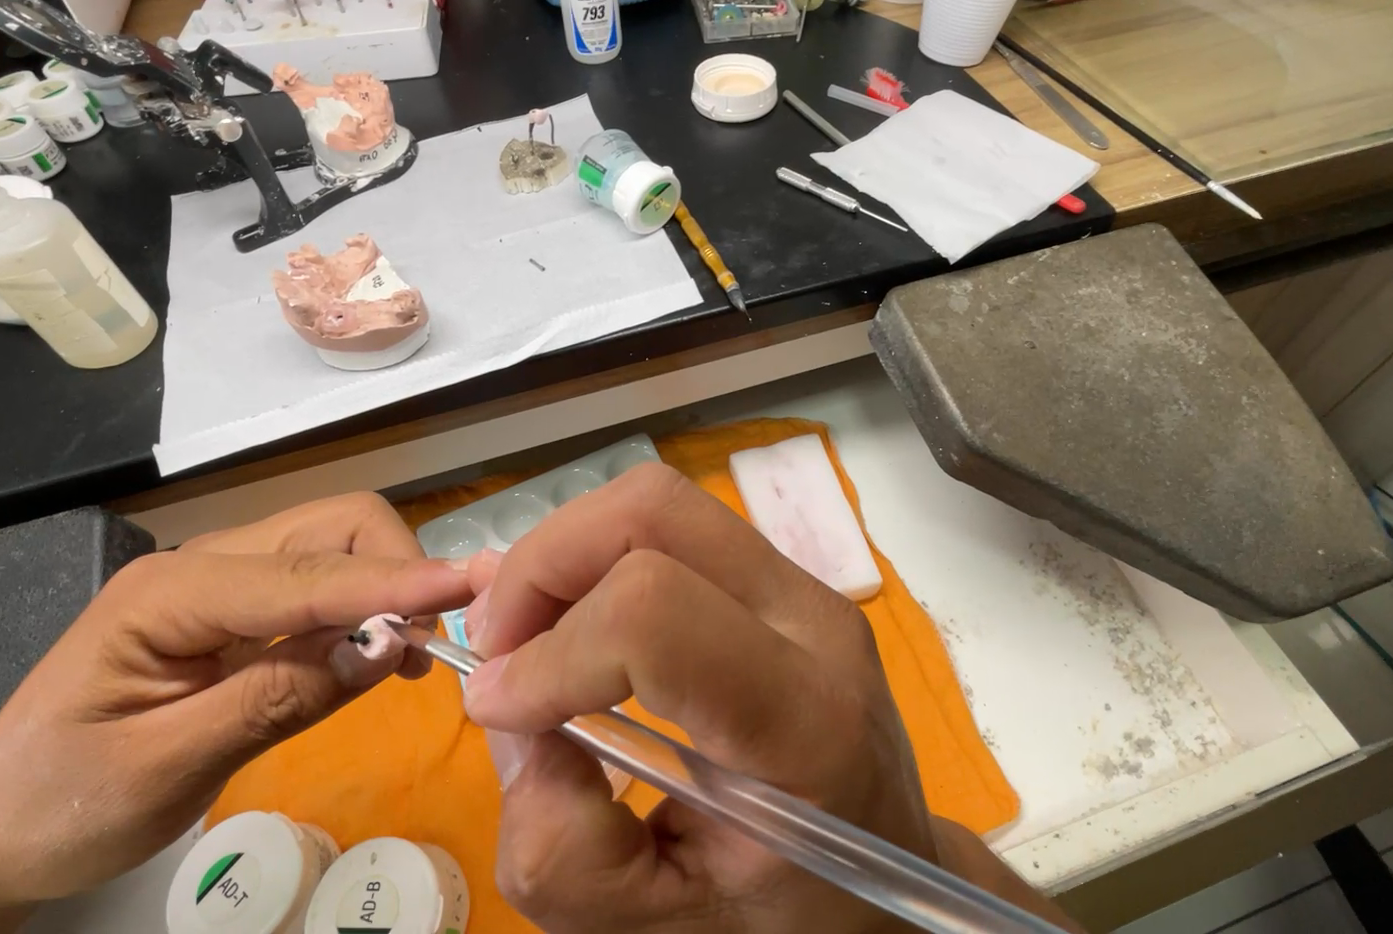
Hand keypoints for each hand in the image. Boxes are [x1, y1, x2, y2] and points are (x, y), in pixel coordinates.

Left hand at [0, 495, 464, 924]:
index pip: (309, 575)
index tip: (468, 589)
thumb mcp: (164, 768)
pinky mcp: (243, 609)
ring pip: (339, 545)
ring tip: (412, 657)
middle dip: (397, 568)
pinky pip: (326, 585)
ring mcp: (227, 581)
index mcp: (172, 594)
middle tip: (426, 647)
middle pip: (335, 526)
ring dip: (390, 586)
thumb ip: (277, 698)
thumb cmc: (58, 807)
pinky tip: (382, 654)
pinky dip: (370, 607)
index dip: (393, 582)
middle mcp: (207, 564)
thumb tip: (386, 646)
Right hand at [460, 464, 1071, 933]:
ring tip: (532, 634)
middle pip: (652, 510)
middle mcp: (812, 620)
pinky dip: (597, 556)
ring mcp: (802, 584)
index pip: (656, 614)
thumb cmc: (788, 910)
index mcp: (802, 721)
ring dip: (565, 554)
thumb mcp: (661, 922)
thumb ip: (562, 846)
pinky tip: (579, 620)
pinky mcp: (780, 575)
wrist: (895, 872)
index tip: (498, 706)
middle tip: (500, 647)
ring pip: (656, 501)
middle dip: (544, 564)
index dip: (552, 651)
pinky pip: (669, 525)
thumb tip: (510, 713)